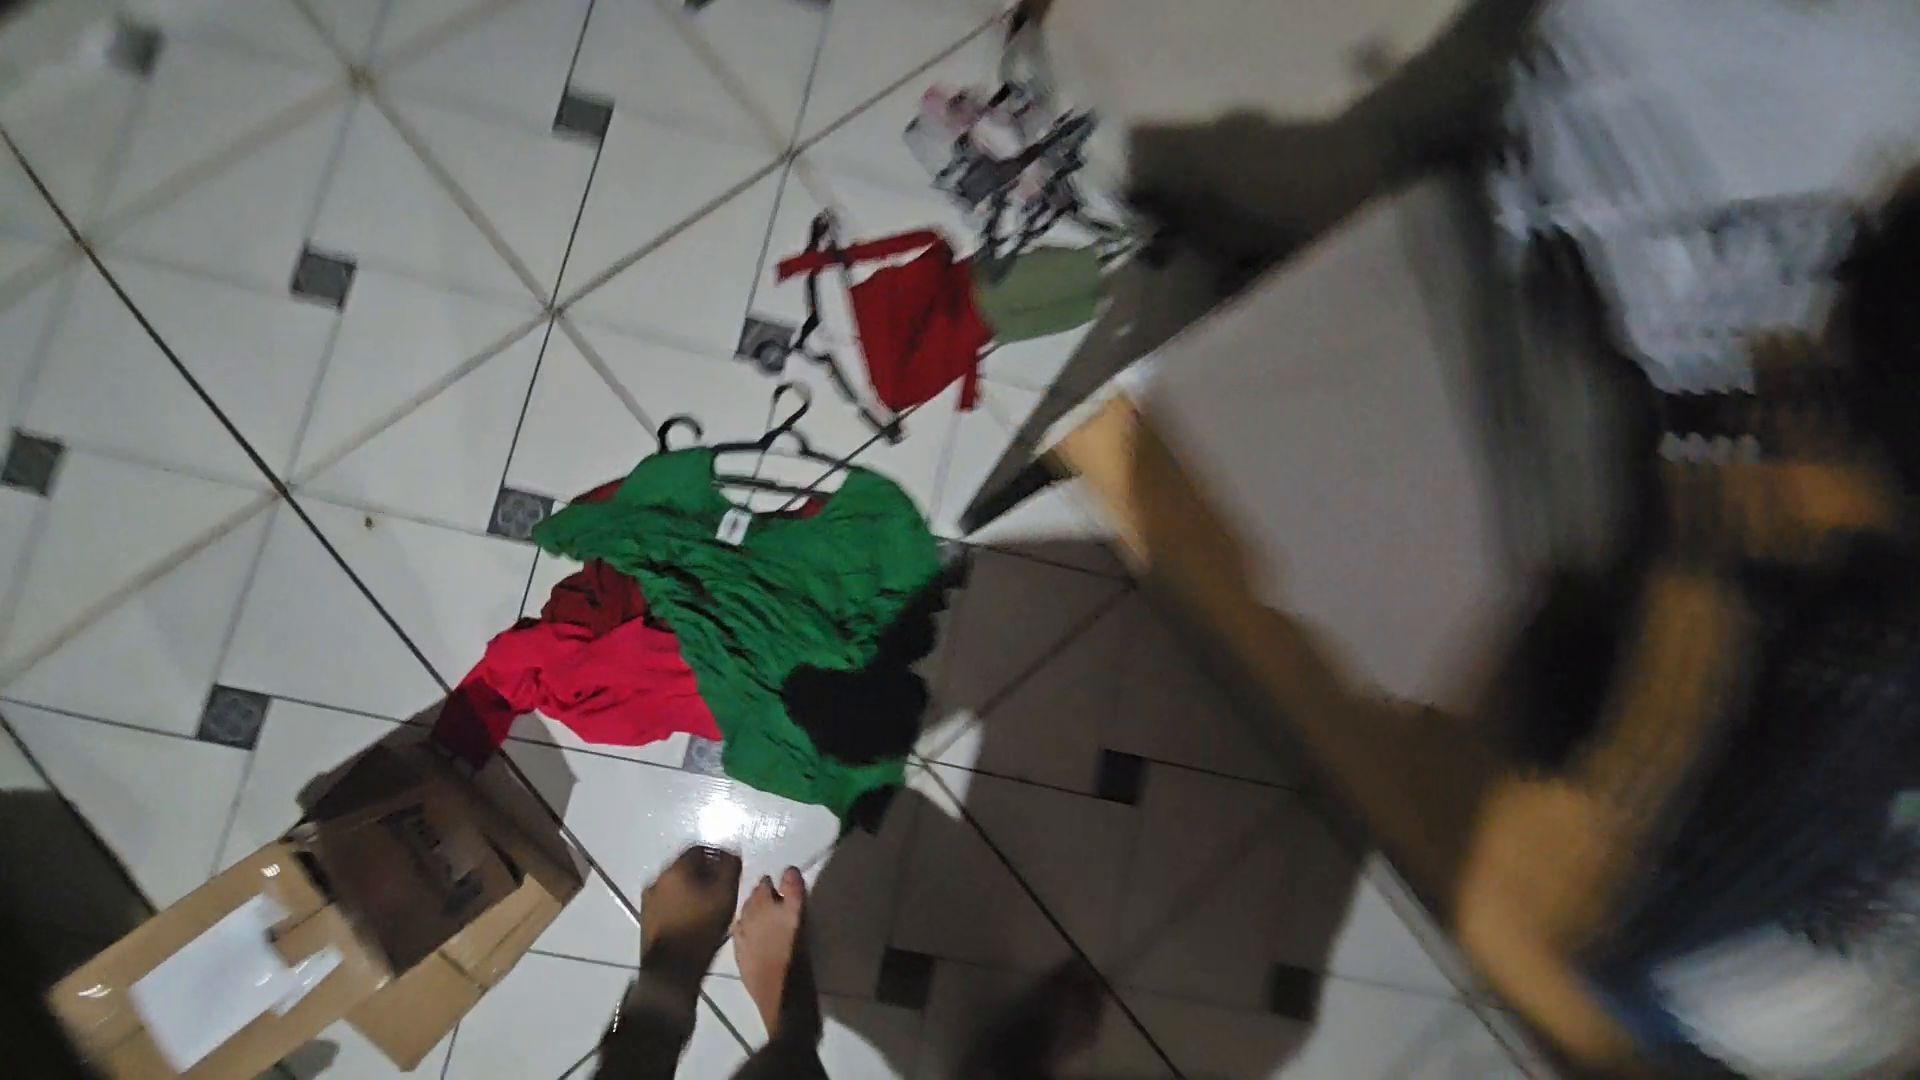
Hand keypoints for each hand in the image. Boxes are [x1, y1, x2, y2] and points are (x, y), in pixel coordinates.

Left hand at [640, 846, 741, 979]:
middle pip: (685, 866)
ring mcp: (648, 902)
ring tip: (708, 902)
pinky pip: (668, 902)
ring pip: (675, 885)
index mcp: (675, 869)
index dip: (717, 854)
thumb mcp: (726, 894)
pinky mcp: (646, 920)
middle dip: (704, 872)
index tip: (730, 867)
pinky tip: (694, 916)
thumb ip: (730, 867)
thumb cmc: (702, 927)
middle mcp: (657, 880)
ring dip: (691, 888)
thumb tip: (731, 853)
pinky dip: (681, 903)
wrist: (672, 971)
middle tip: (721, 884)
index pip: (699, 849)